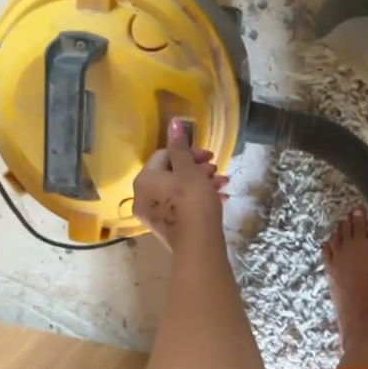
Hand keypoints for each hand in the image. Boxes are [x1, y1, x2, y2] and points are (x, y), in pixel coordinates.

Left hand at [133, 117, 227, 250]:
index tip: (209, 156)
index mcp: (144, 180)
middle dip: (198, 169)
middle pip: (172, 174)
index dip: (188, 152)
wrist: (199, 246)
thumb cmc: (193, 202)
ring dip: (202, 184)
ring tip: (223, 184)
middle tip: (216, 170)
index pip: (164, 155)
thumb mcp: (189, 170)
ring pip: (179, 191)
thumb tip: (173, 122)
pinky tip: (220, 199)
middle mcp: (143, 197)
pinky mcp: (168, 228)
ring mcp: (155, 215)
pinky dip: (199, 200)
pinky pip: (181, 207)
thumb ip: (180, 147)